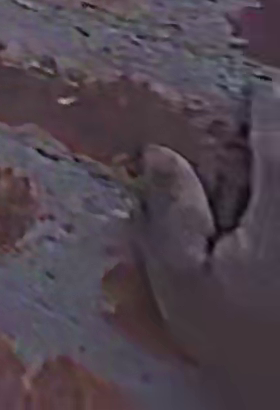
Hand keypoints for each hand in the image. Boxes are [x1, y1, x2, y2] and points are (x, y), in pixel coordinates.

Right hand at [137, 82, 279, 409]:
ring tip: (269, 146)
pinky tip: (266, 186)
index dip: (267, 116)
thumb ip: (174, 212)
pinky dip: (279, 187)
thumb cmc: (237, 341)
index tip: (258, 88)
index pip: (278, 153)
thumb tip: (160, 153)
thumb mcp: (183, 278)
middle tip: (274, 97)